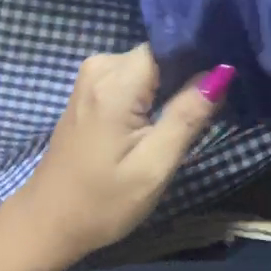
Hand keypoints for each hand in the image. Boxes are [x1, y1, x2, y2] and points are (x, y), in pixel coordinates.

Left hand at [0, 45, 231, 264]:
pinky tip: (154, 123)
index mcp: (115, 83)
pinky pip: (129, 78)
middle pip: (157, 57)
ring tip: (178, 123)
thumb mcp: (153, 167)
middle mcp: (100, 67)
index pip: (167, 47)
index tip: (218, 86)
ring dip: (165, 90)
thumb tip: (221, 73)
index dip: (195, 62)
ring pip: (146, 68)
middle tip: (200, 116)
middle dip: (181, 80)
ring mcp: (90, 76)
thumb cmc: (102, 202)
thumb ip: (187, 116)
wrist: (48, 222)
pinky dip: (147, 95)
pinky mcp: (87, 89)